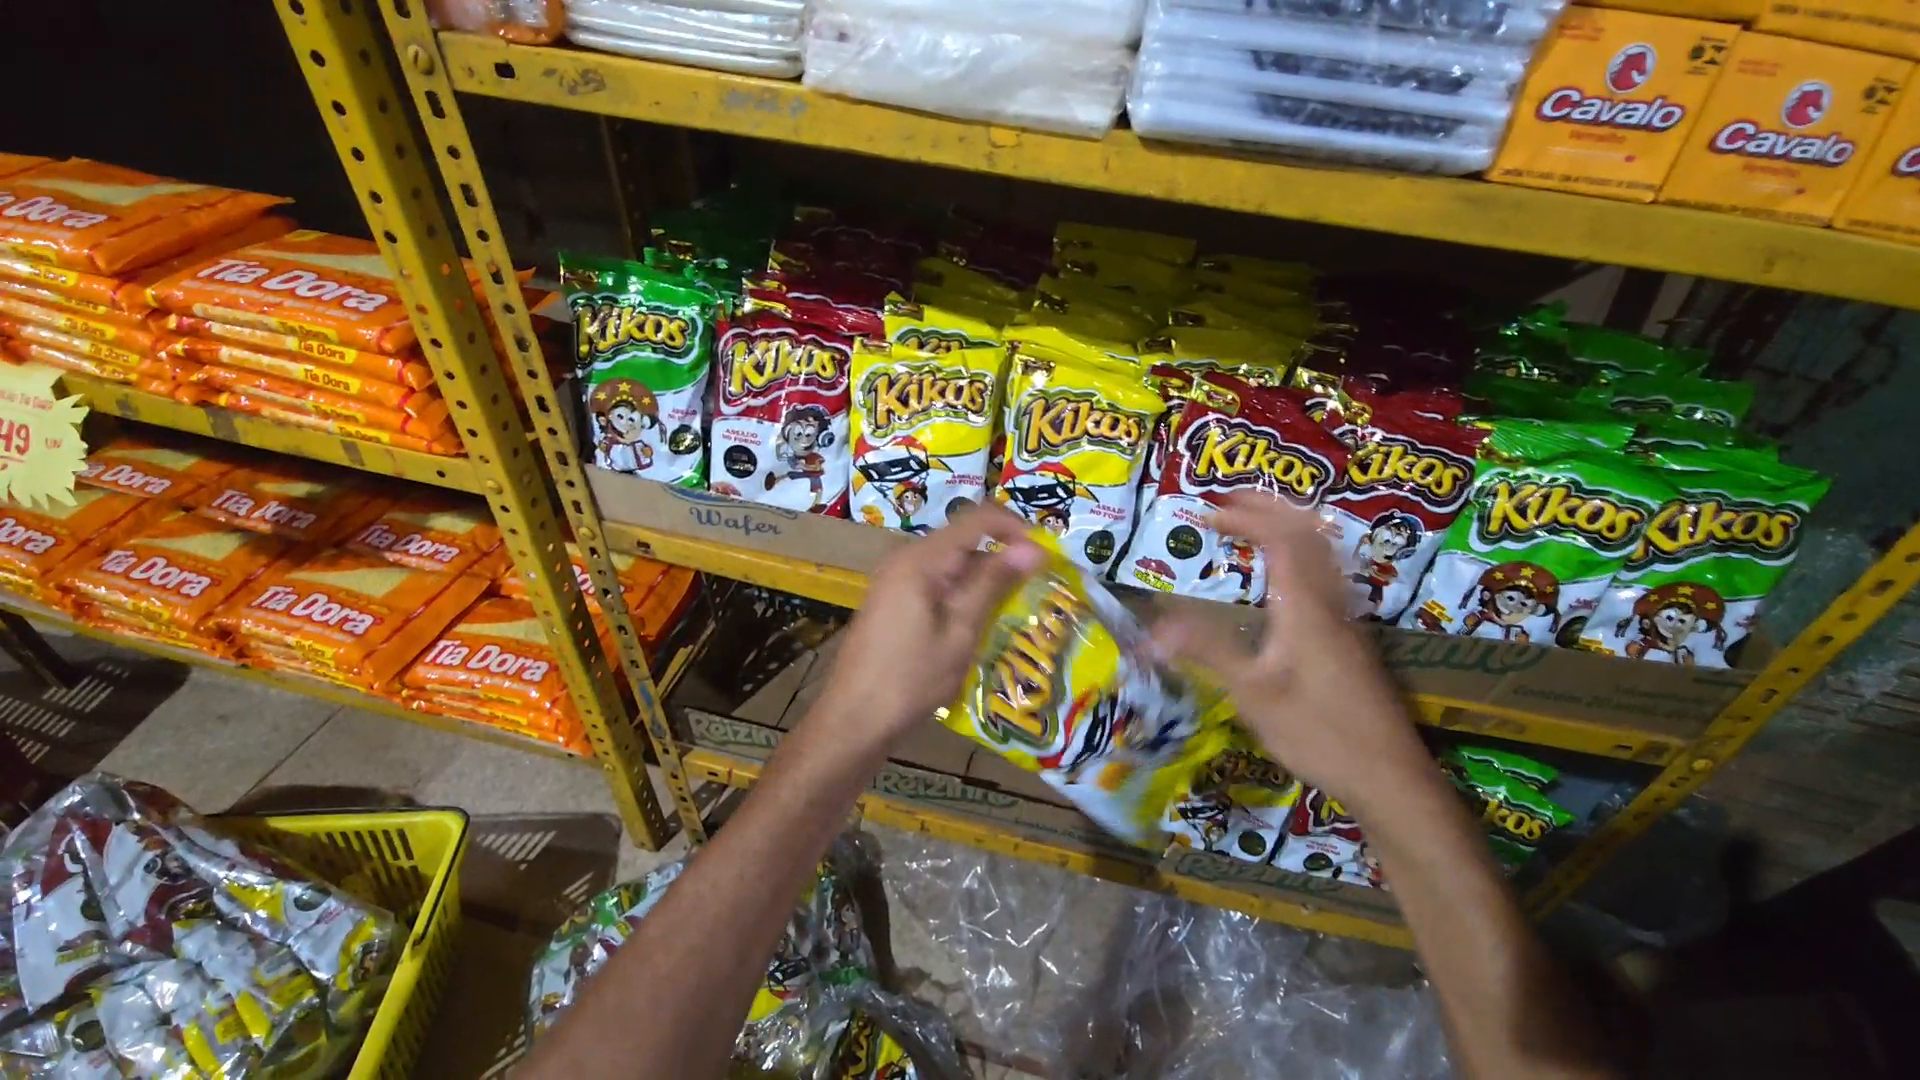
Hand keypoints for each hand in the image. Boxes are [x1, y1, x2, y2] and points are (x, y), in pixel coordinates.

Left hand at [805, 501, 1043, 762]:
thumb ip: (994, 583)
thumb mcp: (961, 631)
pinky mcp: (892, 602)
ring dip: (983, 581)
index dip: (1016, 528)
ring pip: (951, 565)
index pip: (978, 519)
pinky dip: (961, 596)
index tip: (1045, 556)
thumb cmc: (910, 678)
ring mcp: (895, 580)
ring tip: (1013, 612)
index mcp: (921, 559)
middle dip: (1002, 558)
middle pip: (964, 540)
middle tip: (1034, 590)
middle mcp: (905, 559)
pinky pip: (936, 583)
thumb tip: (1033, 547)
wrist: (853, 720)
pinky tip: (977, 627)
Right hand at [1151, 491, 1431, 813]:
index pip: (1279, 538)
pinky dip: (1302, 555)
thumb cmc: (1319, 733)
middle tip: (1230, 500)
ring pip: (1325, 553)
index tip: (1205, 514)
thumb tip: (1153, 628)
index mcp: (1305, 607)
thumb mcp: (1254, 694)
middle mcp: (1330, 603)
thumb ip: (1208, 653)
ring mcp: (1346, 621)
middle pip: (1308, 533)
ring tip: (1257, 524)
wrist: (1389, 777)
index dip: (1243, 517)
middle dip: (1268, 508)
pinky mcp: (1352, 642)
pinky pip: (1328, 575)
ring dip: (1290, 527)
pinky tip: (1288, 581)